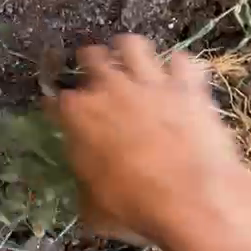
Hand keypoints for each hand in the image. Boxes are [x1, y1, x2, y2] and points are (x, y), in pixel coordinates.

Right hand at [55, 35, 250, 250]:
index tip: (61, 114)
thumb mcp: (95, 206)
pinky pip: (184, 61)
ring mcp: (148, 83)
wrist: (196, 200)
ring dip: (130, 52)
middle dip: (89, 62)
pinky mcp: (187, 87)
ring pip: (132, 44)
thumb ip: (85, 187)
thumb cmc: (136, 207)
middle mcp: (107, 88)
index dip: (57, 106)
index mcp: (76, 114)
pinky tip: (180, 79)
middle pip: (89, 56)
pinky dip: (181, 69)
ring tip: (134, 64)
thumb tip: (85, 195)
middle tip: (96, 77)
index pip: (55, 99)